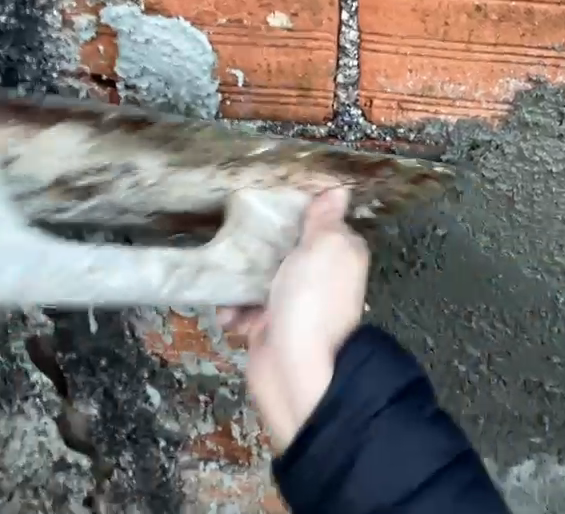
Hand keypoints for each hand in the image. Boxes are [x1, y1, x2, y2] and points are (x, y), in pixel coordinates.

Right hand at [222, 189, 368, 450]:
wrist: (296, 375)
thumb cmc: (313, 302)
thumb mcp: (324, 247)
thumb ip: (325, 219)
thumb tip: (338, 189)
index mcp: (339, 251)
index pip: (318, 218)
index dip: (295, 207)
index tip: (266, 193)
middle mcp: (319, 274)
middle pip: (284, 244)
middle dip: (259, 241)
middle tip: (234, 230)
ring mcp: (293, 300)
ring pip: (259, 274)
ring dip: (240, 277)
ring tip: (226, 277)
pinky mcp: (268, 325)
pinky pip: (245, 307)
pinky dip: (234, 310)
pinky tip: (230, 315)